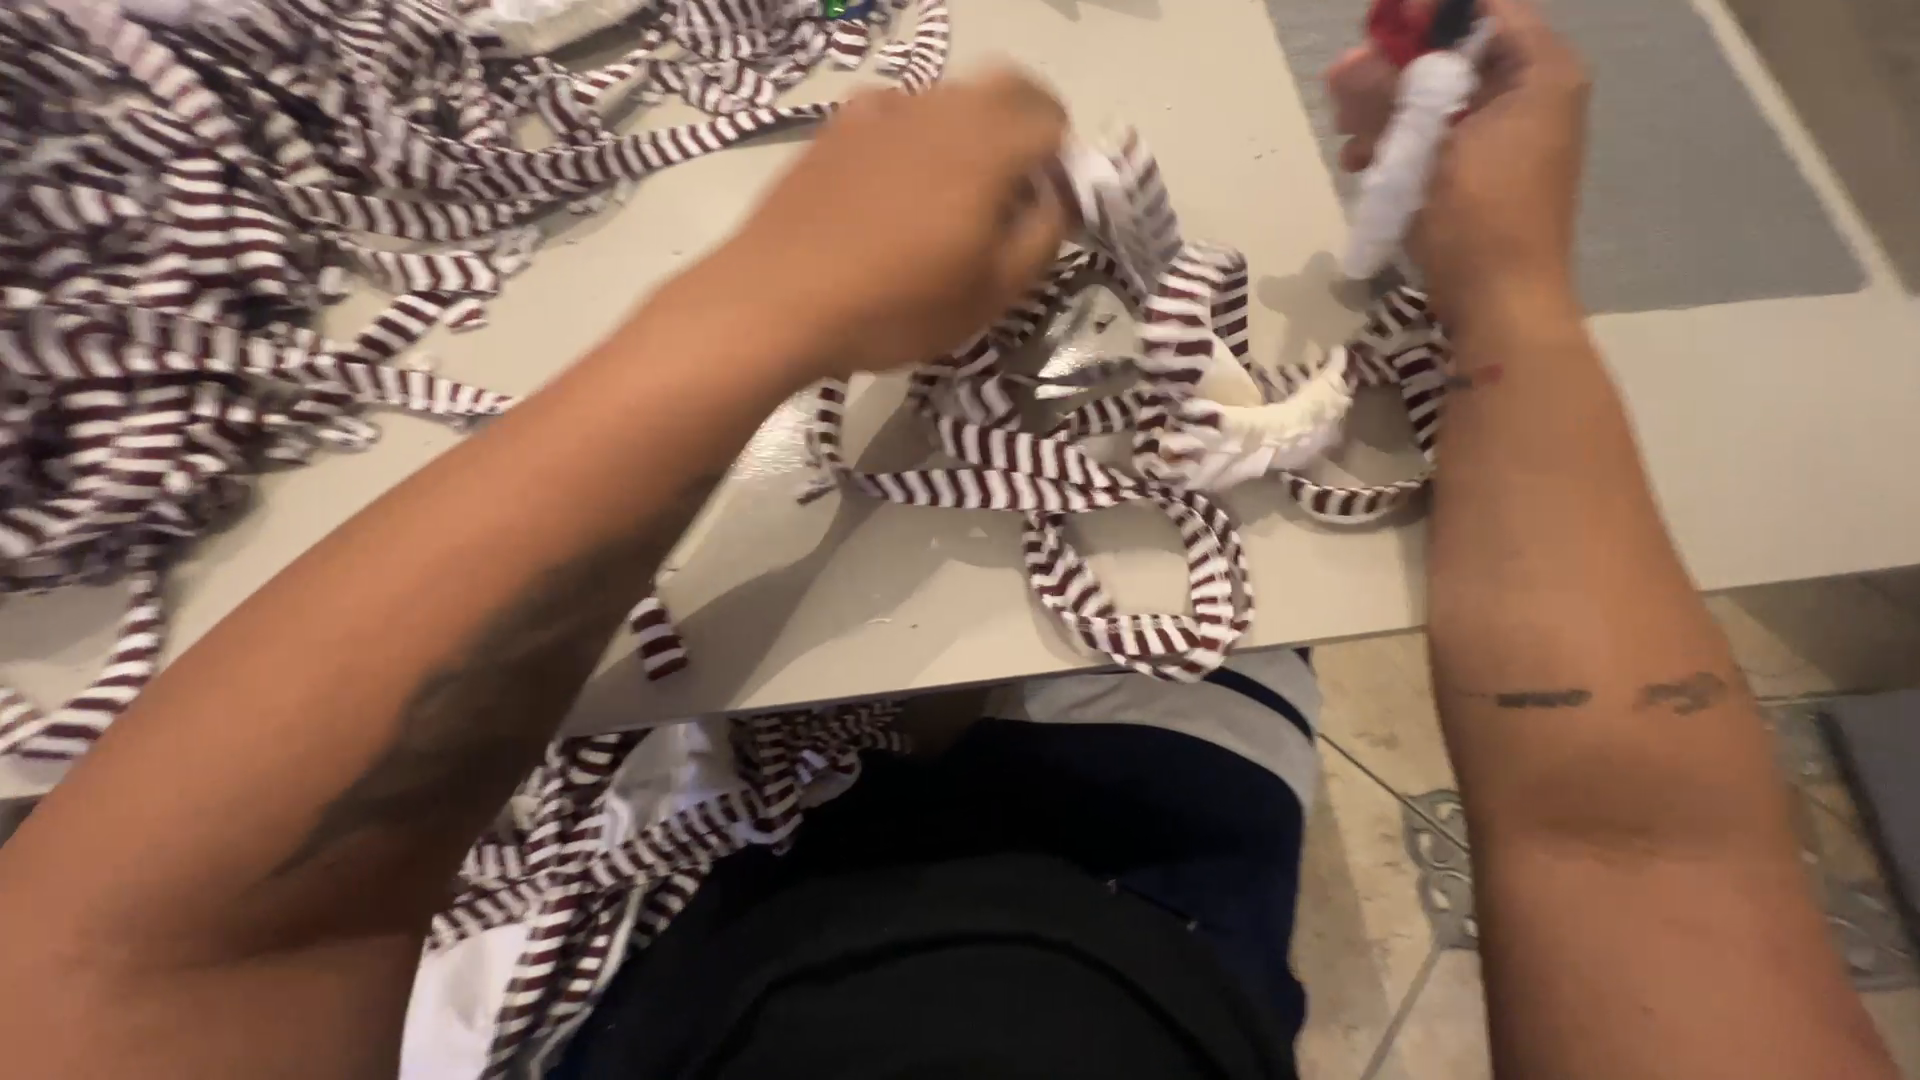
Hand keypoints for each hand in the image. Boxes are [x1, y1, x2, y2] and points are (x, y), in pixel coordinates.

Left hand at [704, 68, 1070, 379]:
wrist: (778, 301)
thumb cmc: (896, 307)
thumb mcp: (990, 294)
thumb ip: (1043, 236)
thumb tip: (1062, 197)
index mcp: (988, 145)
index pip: (1053, 119)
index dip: (1063, 161)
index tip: (1047, 207)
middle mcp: (940, 107)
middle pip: (1005, 88)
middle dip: (1025, 128)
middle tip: (1013, 191)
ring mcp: (882, 110)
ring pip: (950, 98)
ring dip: (971, 131)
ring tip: (951, 197)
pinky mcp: (837, 128)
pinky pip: (897, 115)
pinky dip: (916, 138)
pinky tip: (895, 186)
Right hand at [1327, 0, 1589, 322]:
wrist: (1501, 300)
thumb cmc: (1479, 219)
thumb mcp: (1431, 151)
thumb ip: (1392, 100)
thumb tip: (1347, 62)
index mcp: (1539, 72)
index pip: (1482, 14)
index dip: (1423, 16)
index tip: (1372, 28)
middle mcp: (1528, 94)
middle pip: (1451, 58)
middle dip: (1391, 72)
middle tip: (1338, 89)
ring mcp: (1504, 136)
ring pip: (1436, 102)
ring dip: (1386, 113)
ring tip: (1344, 137)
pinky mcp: (1479, 173)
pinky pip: (1435, 140)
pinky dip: (1399, 146)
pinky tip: (1362, 163)